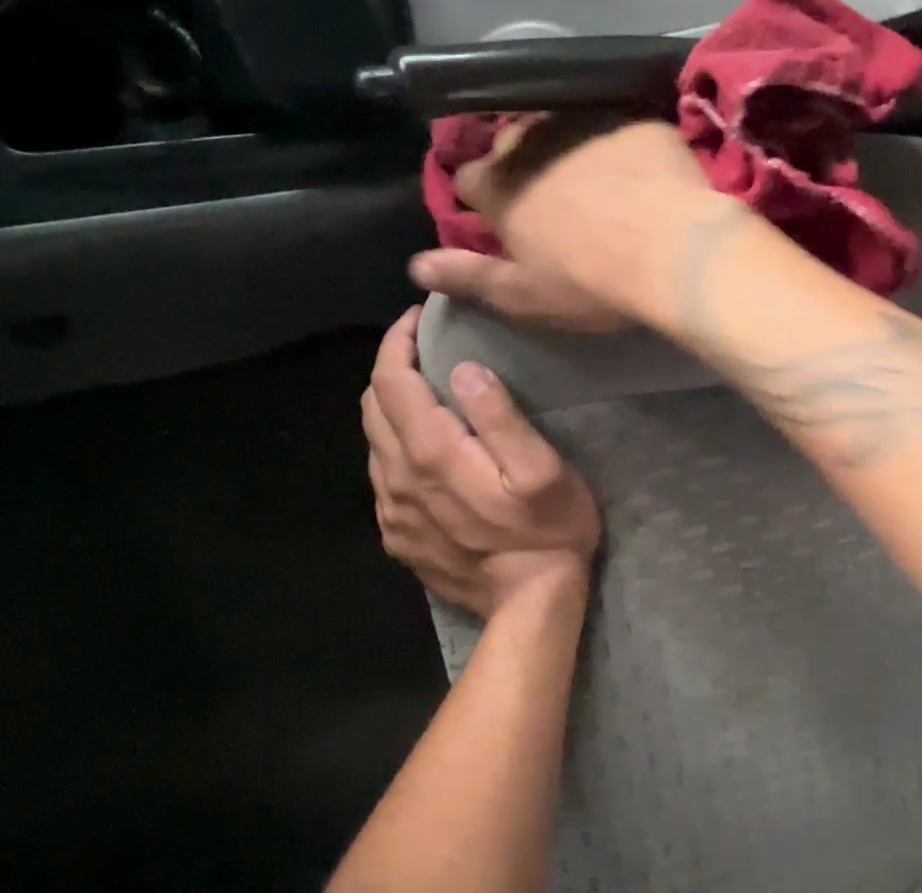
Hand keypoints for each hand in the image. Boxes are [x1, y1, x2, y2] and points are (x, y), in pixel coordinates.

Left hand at [363, 307, 600, 616]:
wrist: (528, 604)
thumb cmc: (548, 530)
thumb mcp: (542, 470)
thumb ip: (500, 417)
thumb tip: (465, 369)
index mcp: (431, 453)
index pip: (394, 381)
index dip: (399, 341)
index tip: (419, 317)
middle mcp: (396, 478)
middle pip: (373, 405)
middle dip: (392, 366)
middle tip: (425, 346)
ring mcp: (391, 510)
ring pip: (372, 440)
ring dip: (391, 405)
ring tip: (425, 390)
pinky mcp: (396, 535)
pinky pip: (381, 475)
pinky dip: (394, 444)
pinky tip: (423, 447)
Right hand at [416, 116, 720, 325]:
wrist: (676, 250)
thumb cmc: (593, 281)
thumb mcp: (524, 294)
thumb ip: (468, 276)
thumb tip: (416, 266)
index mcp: (498, 184)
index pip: (467, 179)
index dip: (480, 199)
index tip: (500, 218)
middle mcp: (531, 139)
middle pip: (510, 146)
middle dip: (520, 165)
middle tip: (551, 197)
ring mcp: (584, 120)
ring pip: (560, 127)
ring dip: (565, 146)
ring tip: (591, 175)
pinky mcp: (632, 115)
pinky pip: (612, 122)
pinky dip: (614, 140)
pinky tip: (634, 163)